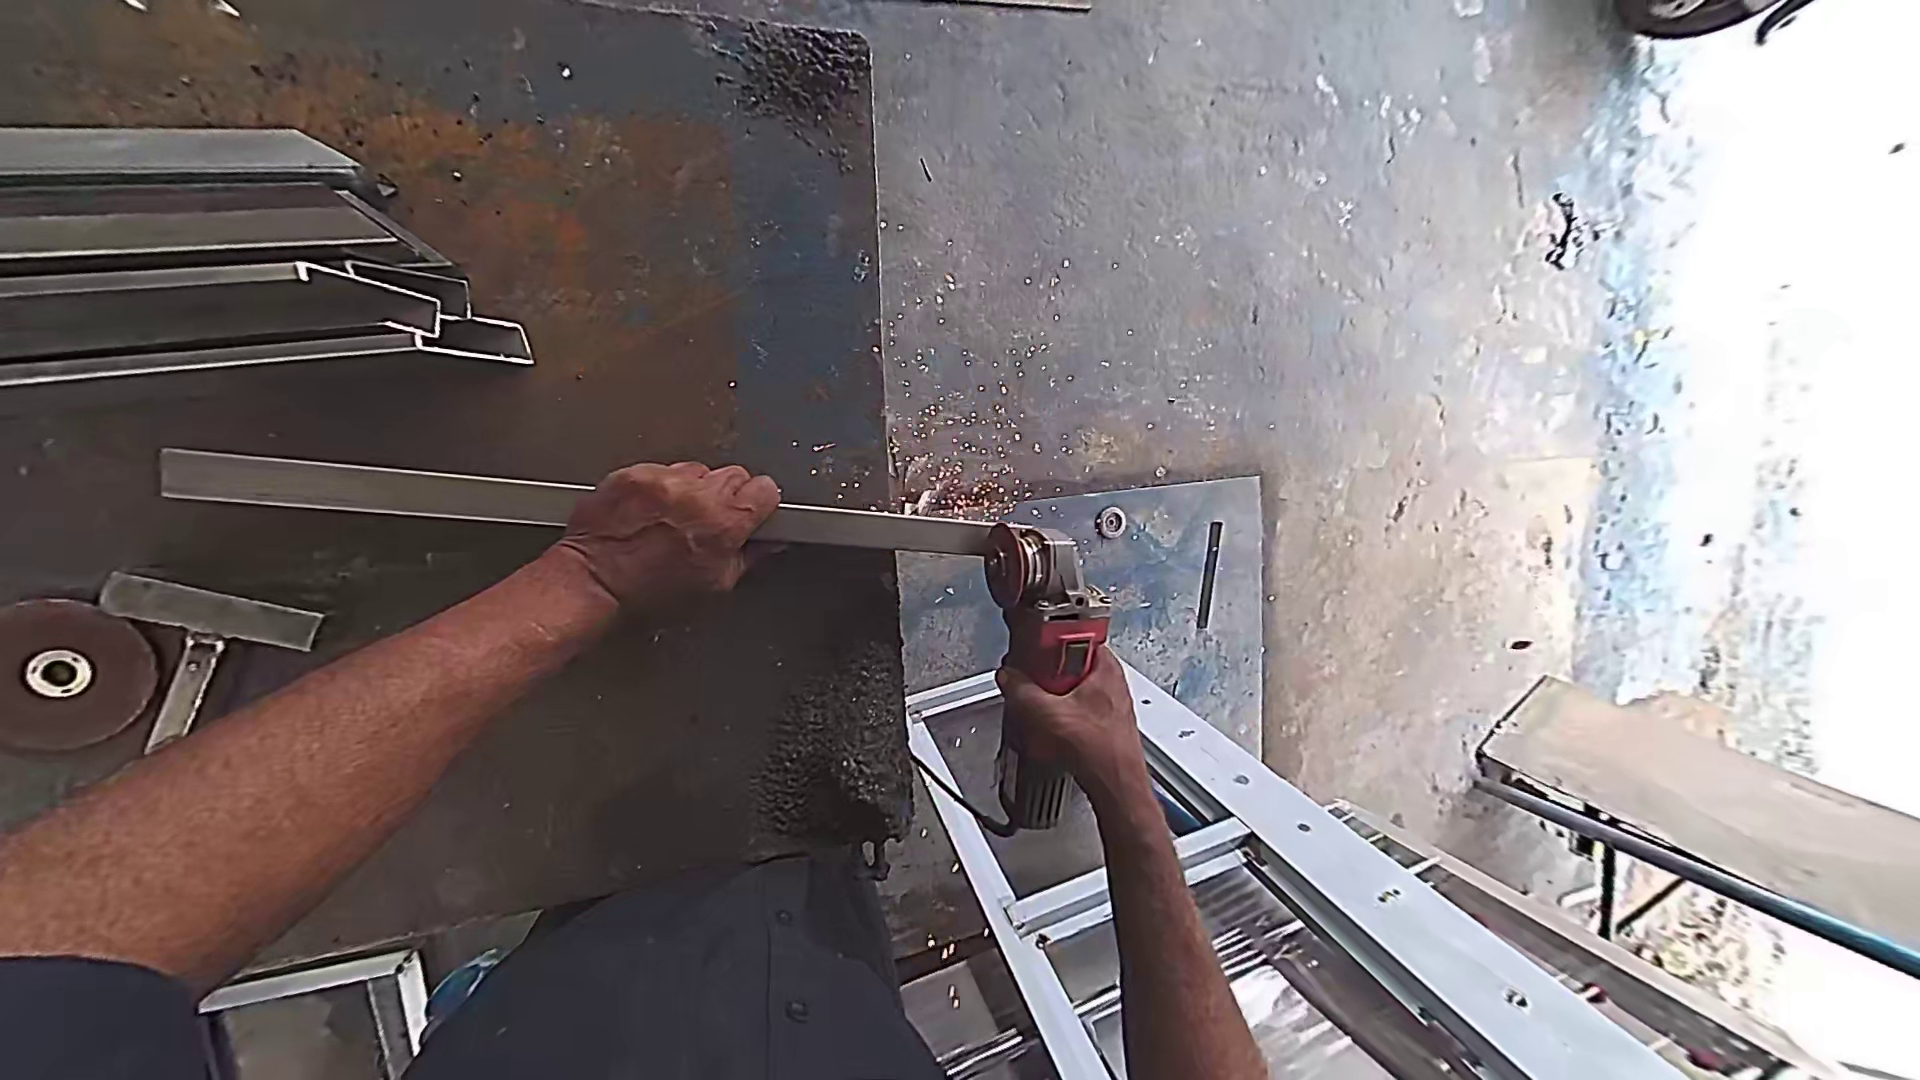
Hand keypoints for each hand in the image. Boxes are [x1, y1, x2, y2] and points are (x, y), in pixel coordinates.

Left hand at [552, 462, 779, 608]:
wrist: (593, 585)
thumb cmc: (650, 595)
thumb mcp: (716, 586)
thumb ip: (750, 557)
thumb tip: (770, 543)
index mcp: (724, 523)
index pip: (766, 489)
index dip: (761, 502)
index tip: (753, 511)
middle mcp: (697, 496)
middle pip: (735, 475)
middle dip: (729, 496)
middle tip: (711, 521)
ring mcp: (663, 481)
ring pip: (699, 469)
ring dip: (695, 489)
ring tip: (677, 518)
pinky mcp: (635, 474)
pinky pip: (662, 470)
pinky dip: (661, 487)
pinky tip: (652, 513)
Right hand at [996, 647, 1149, 806]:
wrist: (1116, 785)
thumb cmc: (1099, 749)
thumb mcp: (1044, 712)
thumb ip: (1020, 690)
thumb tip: (1009, 677)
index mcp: (1105, 666)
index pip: (1076, 635)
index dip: (1052, 640)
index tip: (1034, 646)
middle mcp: (1112, 681)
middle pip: (1071, 663)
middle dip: (1048, 673)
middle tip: (1033, 682)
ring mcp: (1111, 703)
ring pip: (1073, 687)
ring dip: (1054, 696)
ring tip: (1041, 708)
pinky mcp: (1106, 723)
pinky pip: (1078, 708)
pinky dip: (1063, 714)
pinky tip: (1053, 729)